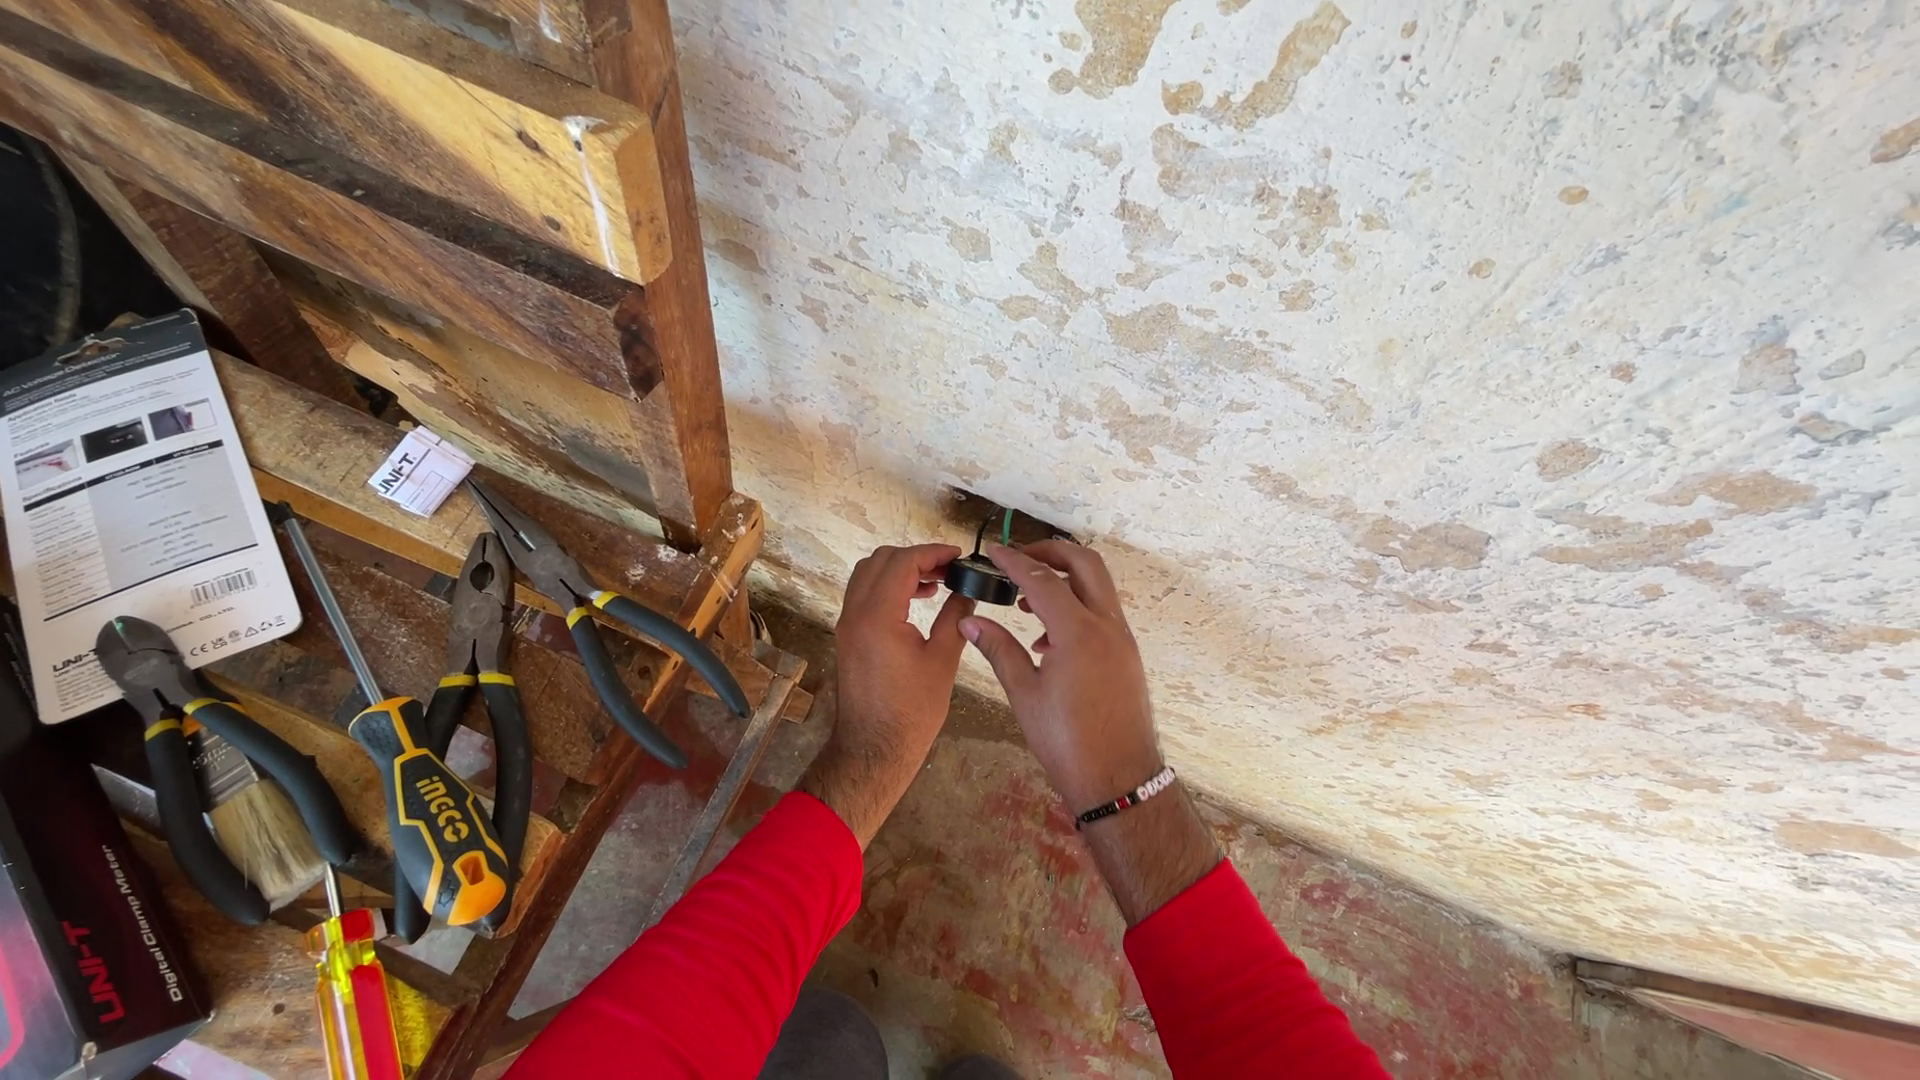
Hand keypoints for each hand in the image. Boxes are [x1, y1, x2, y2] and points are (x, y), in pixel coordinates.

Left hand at [801, 544, 972, 847]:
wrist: (873, 749)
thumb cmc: (912, 711)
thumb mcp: (942, 661)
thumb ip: (955, 617)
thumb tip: (968, 591)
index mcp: (877, 615)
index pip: (902, 562)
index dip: (932, 552)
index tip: (958, 556)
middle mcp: (854, 612)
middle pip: (881, 561)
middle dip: (916, 557)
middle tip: (949, 569)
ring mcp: (847, 624)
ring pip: (868, 574)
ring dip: (900, 570)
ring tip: (936, 583)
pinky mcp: (847, 636)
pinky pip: (863, 595)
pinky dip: (887, 587)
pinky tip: (915, 601)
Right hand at [961, 541, 1217, 922]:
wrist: (1118, 778)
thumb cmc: (1065, 740)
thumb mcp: (1023, 693)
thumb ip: (998, 649)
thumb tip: (970, 621)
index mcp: (1077, 631)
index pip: (1041, 578)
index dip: (1013, 560)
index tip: (992, 551)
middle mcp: (1107, 625)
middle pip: (1084, 562)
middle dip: (1050, 552)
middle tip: (1018, 559)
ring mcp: (1122, 638)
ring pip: (1098, 585)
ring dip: (1065, 578)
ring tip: (1026, 603)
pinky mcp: (1127, 653)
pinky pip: (1103, 611)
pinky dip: (1077, 605)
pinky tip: (1047, 639)